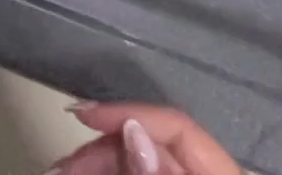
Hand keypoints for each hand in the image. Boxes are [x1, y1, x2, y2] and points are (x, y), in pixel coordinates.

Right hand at [49, 103, 241, 174]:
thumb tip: (133, 131)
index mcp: (222, 174)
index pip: (178, 126)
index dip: (127, 113)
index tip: (78, 113)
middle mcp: (208, 173)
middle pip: (151, 145)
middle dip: (100, 149)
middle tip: (59, 168)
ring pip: (138, 164)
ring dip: (95, 164)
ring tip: (59, 173)